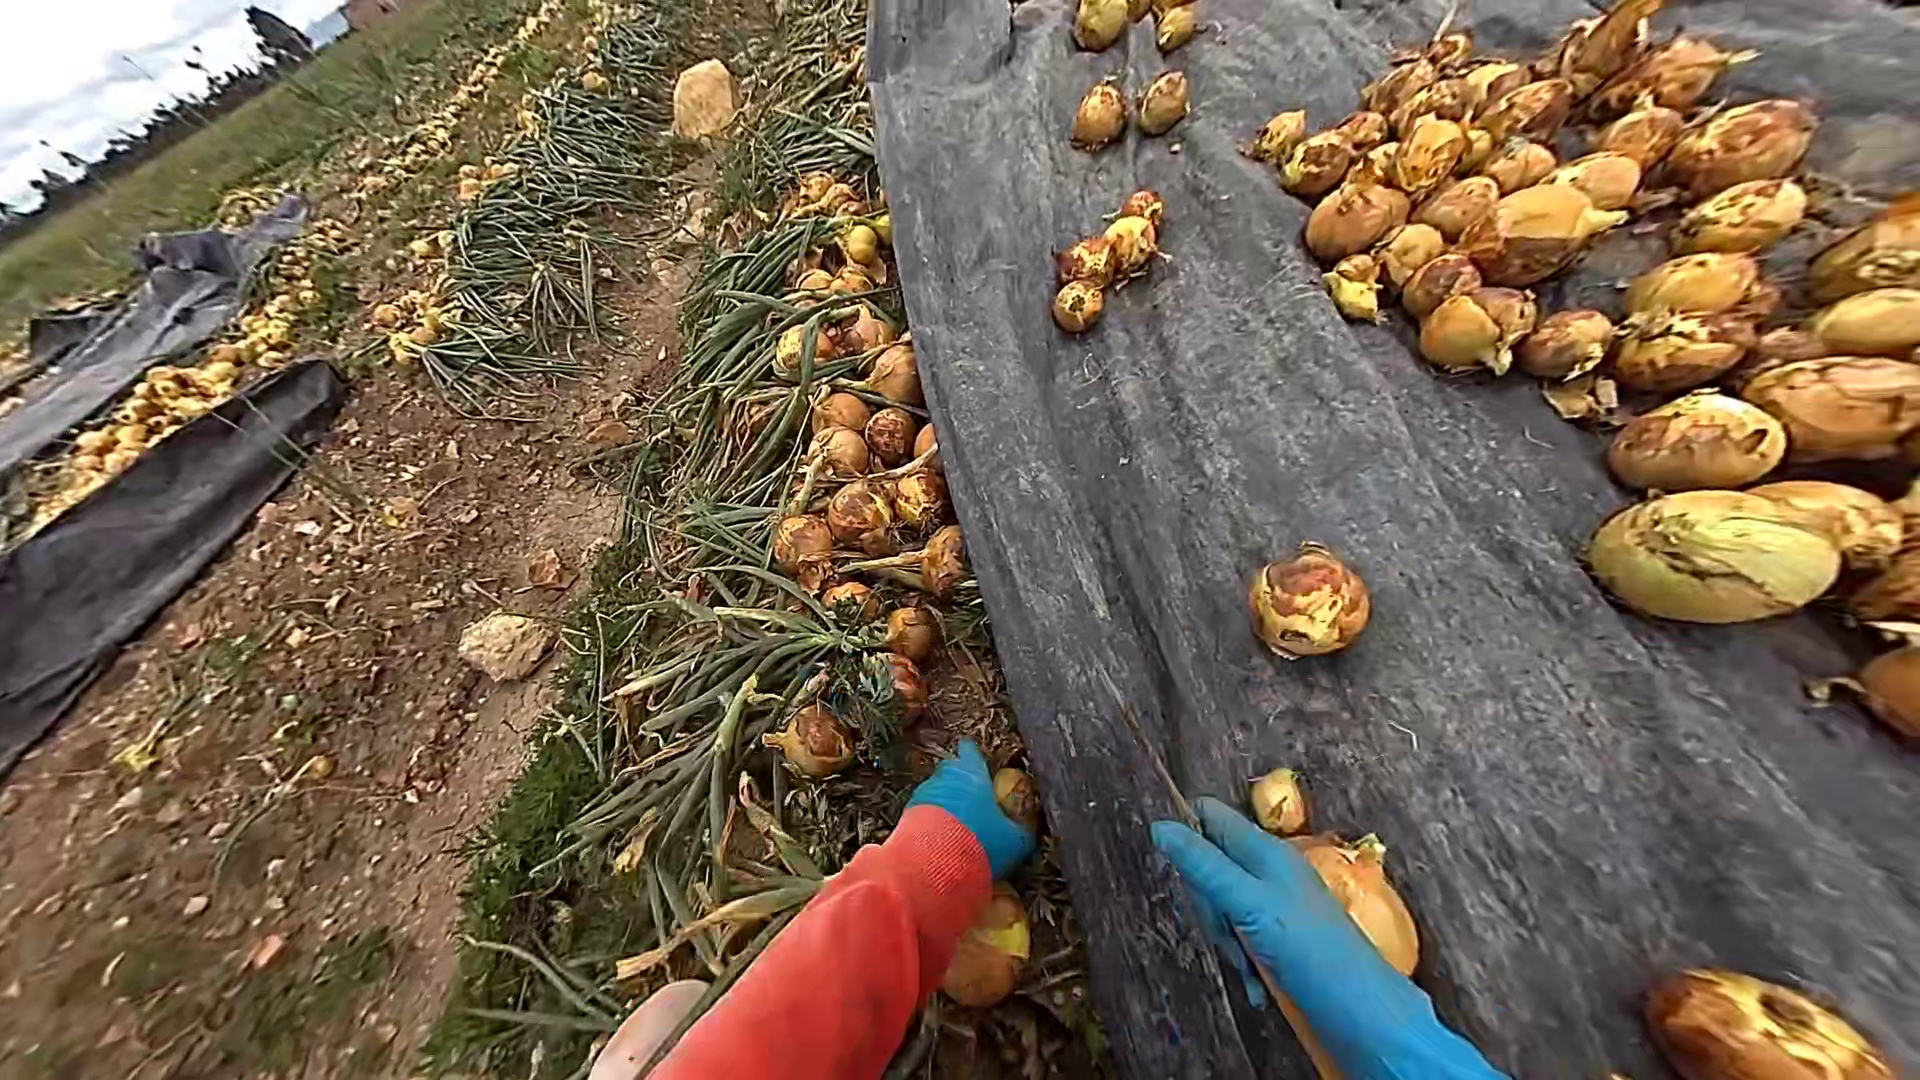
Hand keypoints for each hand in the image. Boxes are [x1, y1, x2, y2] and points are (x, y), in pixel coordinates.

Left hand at [906, 739, 1035, 877]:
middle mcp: (945, 775)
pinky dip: (931, 819)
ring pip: (936, 789)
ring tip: (956, 824)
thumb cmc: (979, 840)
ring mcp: (924, 792)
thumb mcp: (1012, 840)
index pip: (971, 751)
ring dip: (944, 802)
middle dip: (959, 779)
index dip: (974, 754)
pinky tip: (940, 839)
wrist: (934, 863)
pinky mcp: (907, 812)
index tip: (976, 758)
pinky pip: (923, 810)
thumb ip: (1021, 832)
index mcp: (971, 772)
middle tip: (972, 797)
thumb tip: (1028, 833)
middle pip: (951, 768)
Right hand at [1151, 797, 1506, 1079]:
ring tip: (1242, 962)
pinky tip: (1253, 981)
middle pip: (1207, 860)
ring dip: (1221, 933)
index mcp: (1262, 848)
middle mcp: (1265, 869)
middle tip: (1222, 929)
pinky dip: (1239, 955)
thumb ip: (1203, 864)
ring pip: (1218, 899)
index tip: (1183, 872)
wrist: (1374, 1030)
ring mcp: (1271, 904)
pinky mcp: (1277, 939)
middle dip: (1204, 898)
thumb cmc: (1312, 954)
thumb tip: (1159, 826)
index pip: (1207, 814)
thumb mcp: (1248, 903)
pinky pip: (1237, 932)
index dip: (1186, 833)